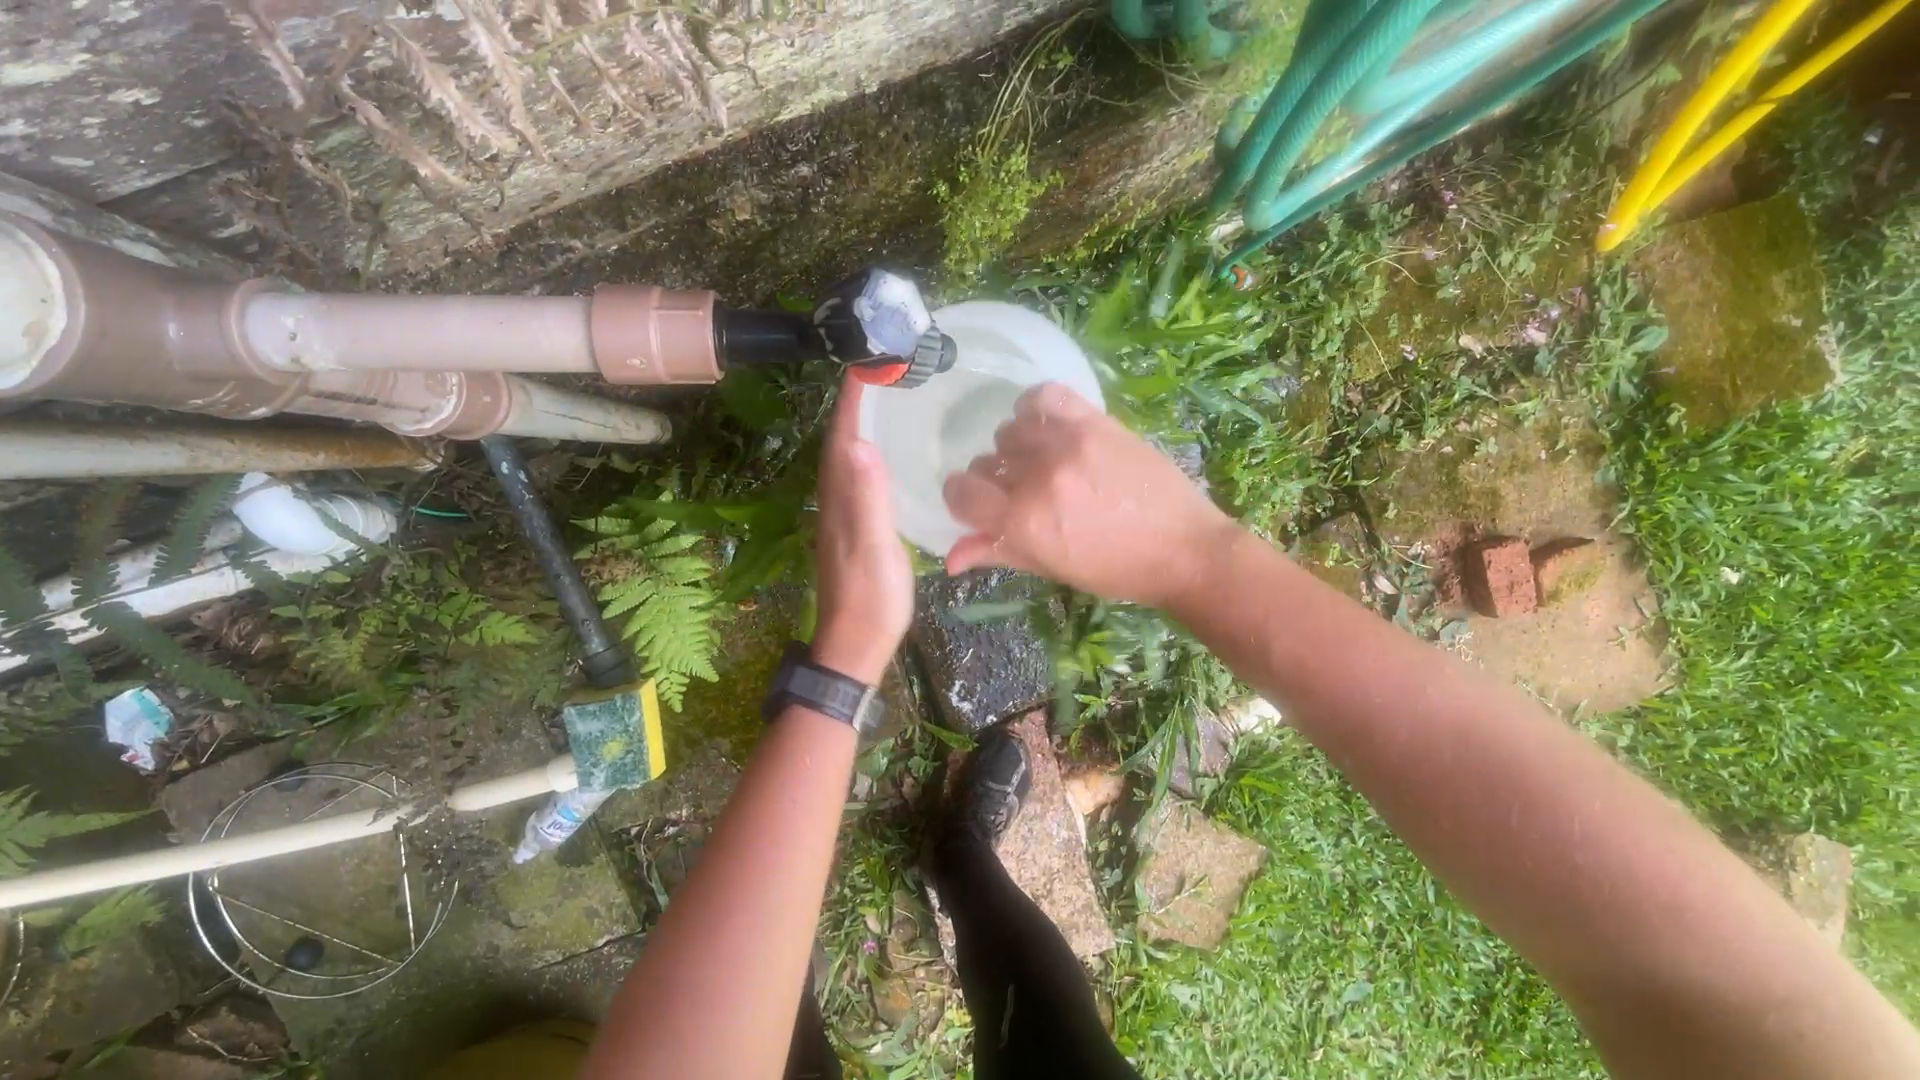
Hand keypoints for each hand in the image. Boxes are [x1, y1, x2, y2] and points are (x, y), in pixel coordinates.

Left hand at [812, 375, 913, 683]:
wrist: (855, 644)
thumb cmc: (871, 599)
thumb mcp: (874, 549)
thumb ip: (869, 499)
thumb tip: (860, 443)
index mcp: (840, 496)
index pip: (844, 434)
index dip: (854, 396)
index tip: (871, 357)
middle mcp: (836, 497)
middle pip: (844, 437)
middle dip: (860, 399)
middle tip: (888, 365)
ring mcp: (844, 512)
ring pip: (852, 454)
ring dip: (865, 421)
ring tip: (892, 394)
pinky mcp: (856, 524)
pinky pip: (862, 473)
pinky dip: (874, 448)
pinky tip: (893, 449)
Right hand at [943, 382, 1239, 608]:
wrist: (1183, 549)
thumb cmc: (1115, 571)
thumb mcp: (1051, 568)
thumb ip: (997, 553)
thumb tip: (949, 559)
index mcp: (1023, 523)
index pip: (960, 493)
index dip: (963, 500)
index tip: (980, 505)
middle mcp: (1038, 479)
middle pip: (985, 462)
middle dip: (995, 480)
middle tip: (1024, 494)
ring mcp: (1067, 445)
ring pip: (1010, 430)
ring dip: (1018, 448)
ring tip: (1044, 463)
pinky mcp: (1095, 422)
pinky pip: (1043, 397)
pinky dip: (1036, 409)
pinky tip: (1049, 429)